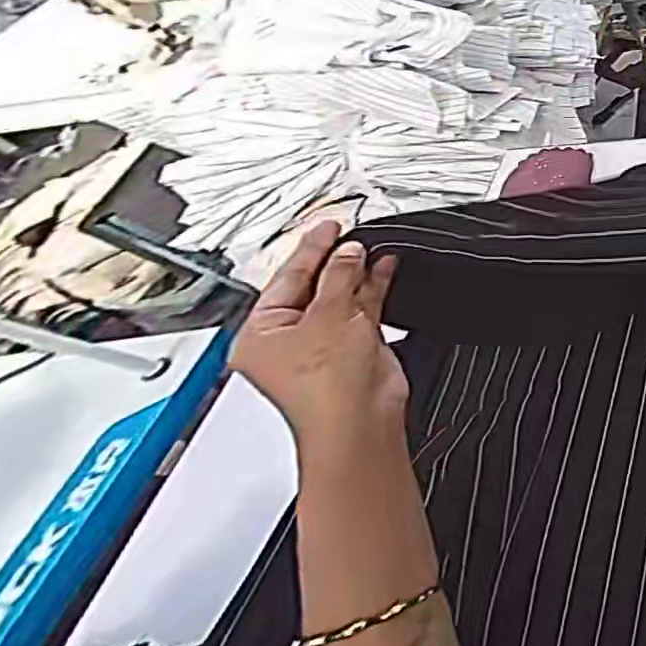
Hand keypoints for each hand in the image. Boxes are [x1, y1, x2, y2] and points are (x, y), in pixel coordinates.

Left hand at [229, 221, 405, 457]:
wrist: (360, 418)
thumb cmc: (326, 388)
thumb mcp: (329, 316)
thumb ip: (340, 277)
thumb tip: (347, 252)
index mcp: (261, 333)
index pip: (285, 278)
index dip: (309, 250)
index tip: (325, 227)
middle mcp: (290, 338)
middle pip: (313, 286)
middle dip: (334, 260)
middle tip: (349, 234)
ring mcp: (324, 343)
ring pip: (341, 296)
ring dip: (357, 272)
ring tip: (370, 246)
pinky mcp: (355, 346)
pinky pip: (363, 308)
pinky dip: (374, 288)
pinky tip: (384, 269)